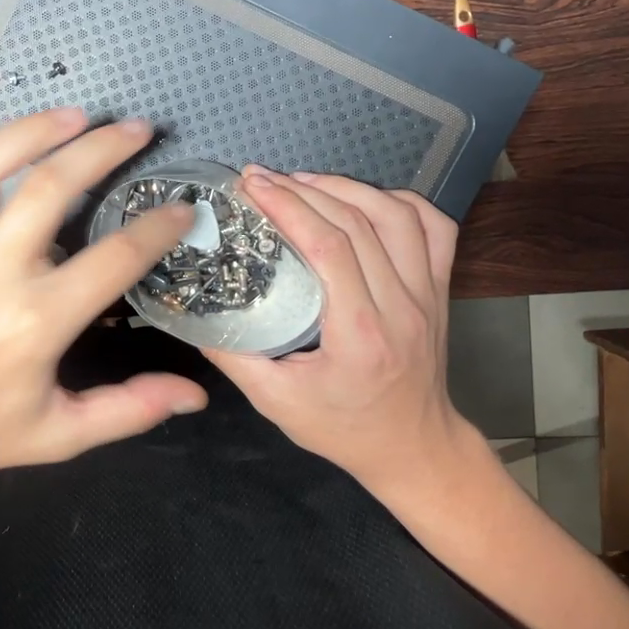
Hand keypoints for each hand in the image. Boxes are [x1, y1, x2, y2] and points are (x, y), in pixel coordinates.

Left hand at [0, 109, 206, 486]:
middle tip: (136, 129)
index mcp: (36, 321)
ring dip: (29, 131)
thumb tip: (193, 395)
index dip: (160, 227)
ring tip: (69, 114)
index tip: (182, 210)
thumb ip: (128, 410)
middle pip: (51, 188)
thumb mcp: (57, 435)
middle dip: (103, 149)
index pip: (117, 259)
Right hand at [204, 167, 472, 490]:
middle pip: (358, 222)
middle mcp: (403, 305)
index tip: (252, 185)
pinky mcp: (441, 290)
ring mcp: (429, 294)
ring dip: (346, 187)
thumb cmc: (342, 428)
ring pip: (398, 215)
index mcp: (360, 332)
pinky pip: (434, 227)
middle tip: (261, 178)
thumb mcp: (275, 401)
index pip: (329, 247)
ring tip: (303, 181)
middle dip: (303, 189)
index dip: (289, 206)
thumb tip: (188, 312)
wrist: (415, 450)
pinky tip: (361, 198)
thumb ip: (231, 357)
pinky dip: (398, 201)